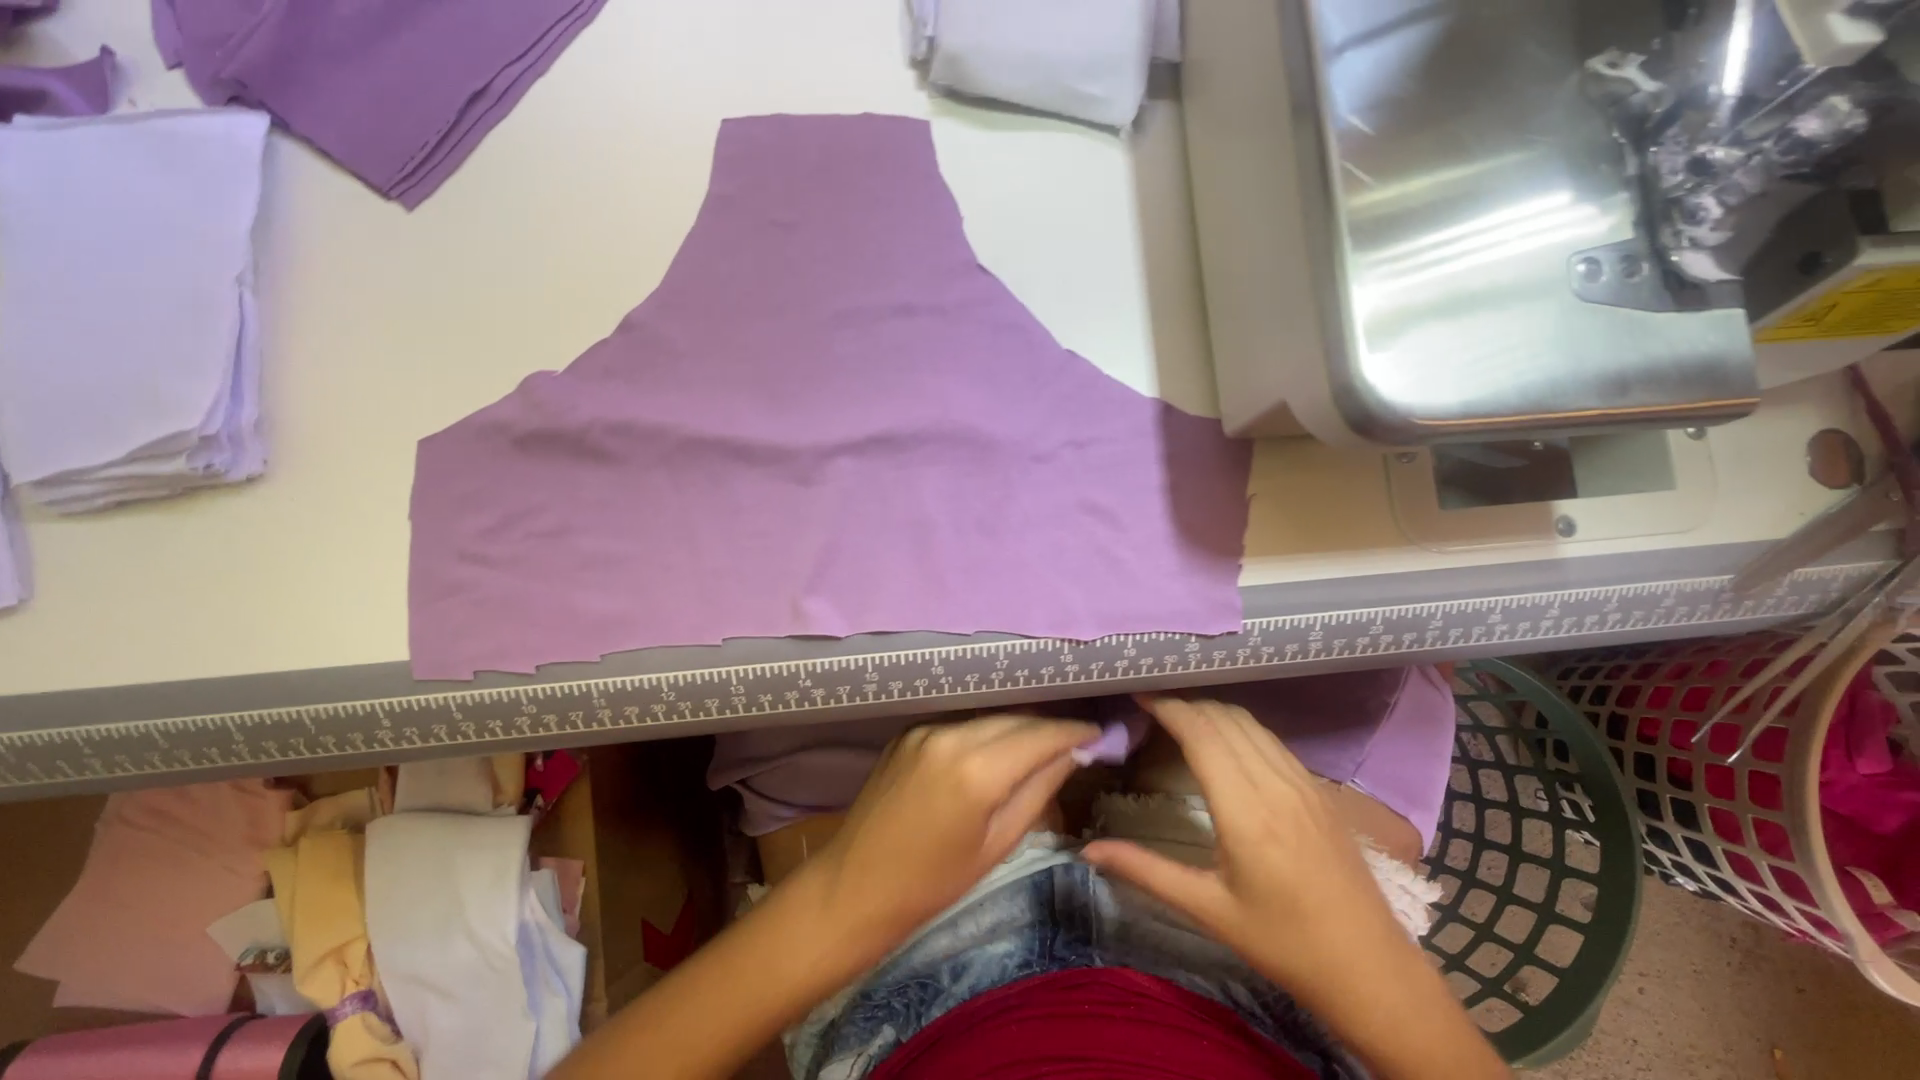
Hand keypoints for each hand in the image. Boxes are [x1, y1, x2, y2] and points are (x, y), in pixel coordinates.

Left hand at [805, 713, 1099, 939]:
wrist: (855, 886)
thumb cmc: (933, 883)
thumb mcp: (998, 845)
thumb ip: (1038, 791)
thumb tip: (1073, 755)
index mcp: (976, 770)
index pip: (1041, 734)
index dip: (1075, 731)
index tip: (1101, 732)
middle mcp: (950, 736)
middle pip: (1016, 718)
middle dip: (1049, 726)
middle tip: (1080, 739)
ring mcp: (925, 730)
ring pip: (989, 717)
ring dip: (1019, 726)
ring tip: (1045, 744)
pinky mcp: (908, 732)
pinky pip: (961, 724)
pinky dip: (986, 732)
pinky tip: (999, 749)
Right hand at [1082, 696, 1411, 990]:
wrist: (1369, 967)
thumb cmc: (1282, 943)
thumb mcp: (1207, 909)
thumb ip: (1146, 872)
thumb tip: (1088, 851)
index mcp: (1245, 812)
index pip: (1202, 735)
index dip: (1169, 708)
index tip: (1138, 696)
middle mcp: (1276, 786)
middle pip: (1226, 719)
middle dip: (1187, 703)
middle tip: (1151, 705)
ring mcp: (1305, 785)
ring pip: (1253, 725)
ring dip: (1215, 713)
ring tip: (1181, 717)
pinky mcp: (1321, 793)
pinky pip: (1274, 743)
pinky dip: (1242, 729)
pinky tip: (1227, 744)